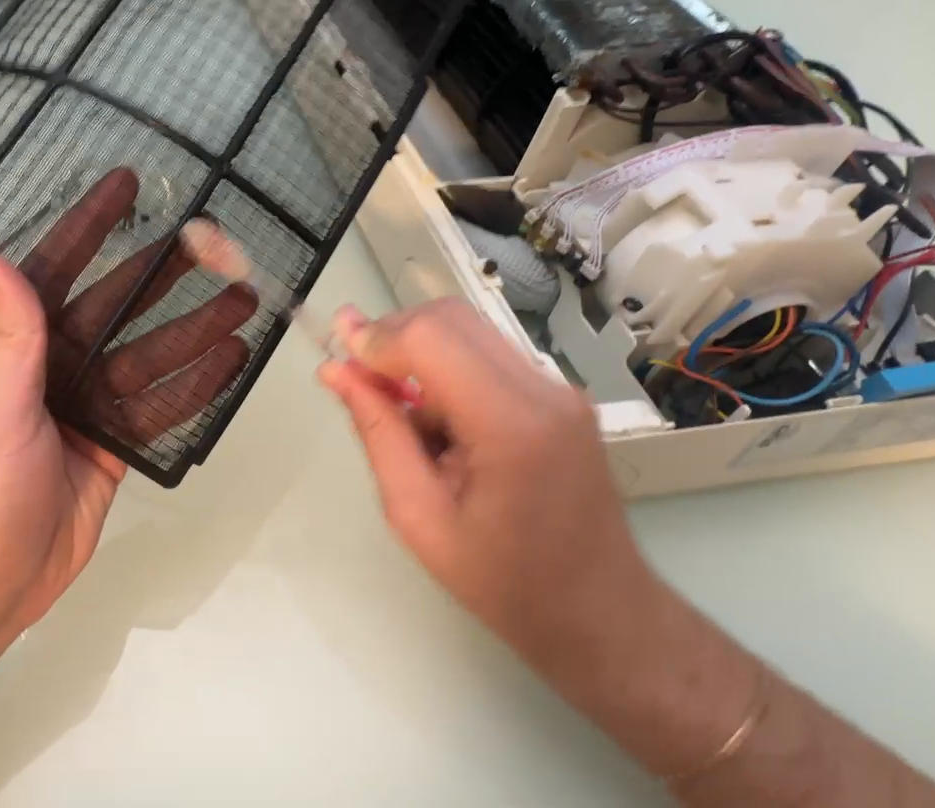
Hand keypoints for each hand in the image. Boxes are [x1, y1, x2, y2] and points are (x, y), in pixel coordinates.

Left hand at [0, 169, 254, 648]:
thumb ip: (8, 334)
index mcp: (13, 349)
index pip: (54, 272)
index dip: (87, 228)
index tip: (121, 186)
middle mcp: (51, 369)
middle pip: (116, 309)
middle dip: (160, 275)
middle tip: (209, 240)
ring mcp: (85, 407)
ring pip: (148, 355)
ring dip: (192, 328)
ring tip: (242, 296)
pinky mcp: (112, 445)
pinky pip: (158, 407)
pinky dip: (193, 386)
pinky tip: (229, 360)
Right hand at [318, 300, 662, 673]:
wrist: (600, 614)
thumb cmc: (504, 581)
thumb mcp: (417, 515)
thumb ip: (377, 431)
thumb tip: (335, 370)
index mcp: (512, 424)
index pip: (430, 337)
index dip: (373, 337)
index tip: (334, 358)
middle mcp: (545, 390)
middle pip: (449, 320)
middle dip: (391, 337)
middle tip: (355, 380)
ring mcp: (560, 390)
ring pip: (467, 332)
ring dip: (418, 355)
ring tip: (400, 417)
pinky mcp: (561, 397)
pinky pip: (487, 357)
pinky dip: (446, 372)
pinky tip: (439, 427)